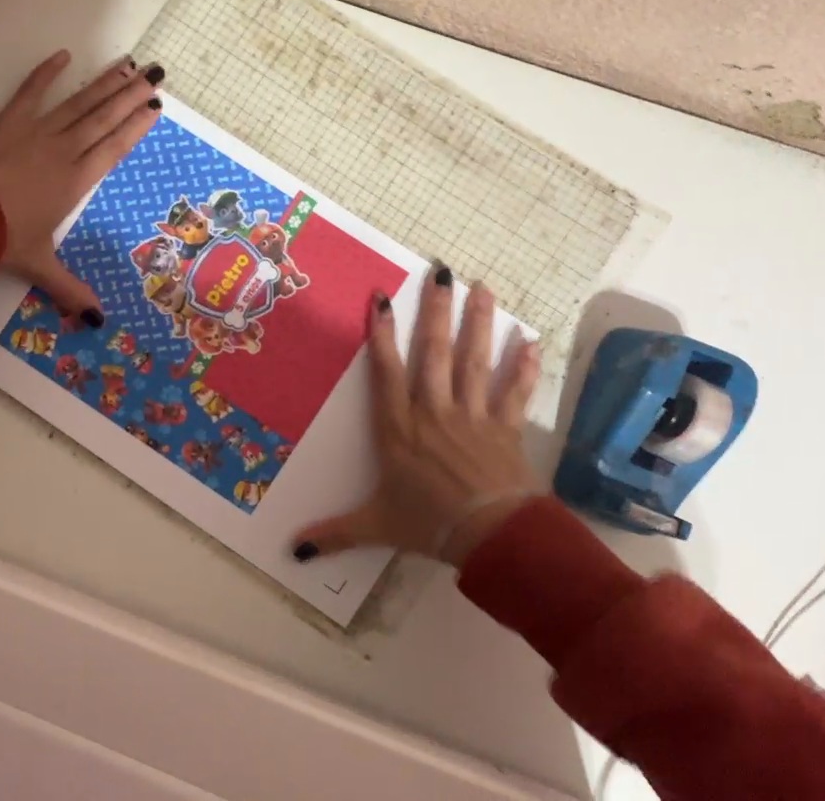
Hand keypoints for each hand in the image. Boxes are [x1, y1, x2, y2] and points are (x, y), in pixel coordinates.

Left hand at [0, 50, 163, 323]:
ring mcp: (36, 131)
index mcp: (75, 181)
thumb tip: (96, 320)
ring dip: (103, 83)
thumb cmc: (2, 239)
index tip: (155, 106)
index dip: (136, 127)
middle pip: (103, 118)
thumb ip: (69, 288)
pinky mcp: (7, 120)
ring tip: (127, 65)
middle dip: (130, 96)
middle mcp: (63, 151)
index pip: (114, 148)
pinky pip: (30, 91)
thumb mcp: (38, 264)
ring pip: (78, 102)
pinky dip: (46, 72)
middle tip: (153, 75)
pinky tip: (63, 55)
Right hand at [293, 267, 542, 567]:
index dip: (382, 335)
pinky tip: (530, 339)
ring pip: (473, 361)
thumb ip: (334, 532)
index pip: (387, 372)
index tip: (382, 299)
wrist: (494, 538)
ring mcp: (473, 416)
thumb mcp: (375, 526)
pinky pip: (514, 391)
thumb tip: (294, 551)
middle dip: (435, 311)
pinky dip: (522, 366)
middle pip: (434, 353)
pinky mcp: (506, 428)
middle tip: (441, 273)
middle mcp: (433, 412)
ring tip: (482, 288)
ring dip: (478, 323)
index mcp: (398, 428)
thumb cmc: (428, 525)